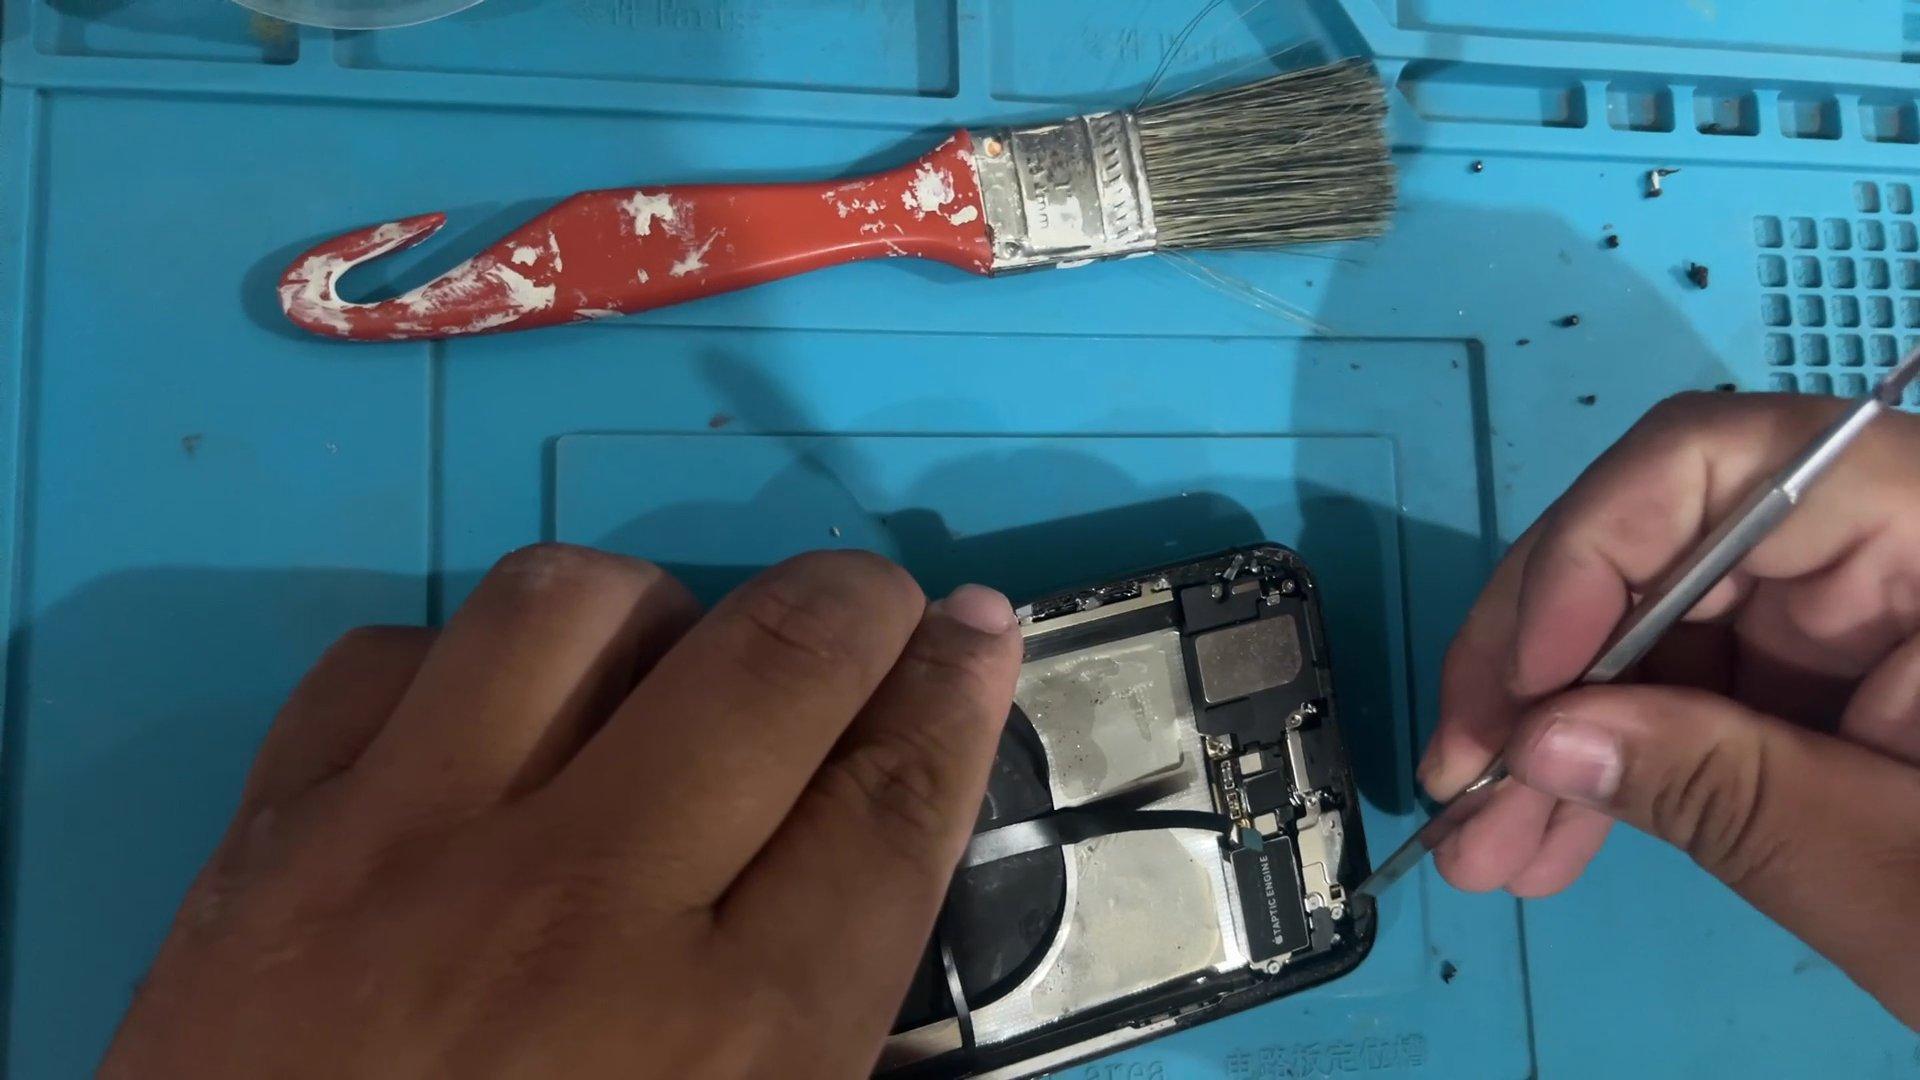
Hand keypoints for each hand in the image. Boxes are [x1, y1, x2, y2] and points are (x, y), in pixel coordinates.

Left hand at [98, 547, 1022, 1078]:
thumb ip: (852, 956)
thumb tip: (907, 766)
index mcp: (739, 1043)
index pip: (895, 792)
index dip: (958, 683)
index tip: (980, 622)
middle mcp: (581, 924)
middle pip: (776, 661)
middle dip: (858, 598)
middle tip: (876, 602)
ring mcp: (398, 869)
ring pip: (576, 606)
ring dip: (662, 607)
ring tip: (674, 664)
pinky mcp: (257, 852)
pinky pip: (393, 655)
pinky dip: (470, 660)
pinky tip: (500, 725)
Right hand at [1422, 392, 1919, 1025]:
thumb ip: (1736, 796)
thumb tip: (1536, 742)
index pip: (1724, 465)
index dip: (1588, 554)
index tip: (1521, 682)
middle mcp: (1883, 549)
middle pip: (1635, 560)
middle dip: (1524, 676)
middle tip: (1458, 777)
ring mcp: (1834, 616)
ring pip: (1621, 637)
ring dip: (1534, 738)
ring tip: (1484, 841)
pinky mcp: (1803, 676)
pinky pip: (1653, 692)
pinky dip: (1583, 763)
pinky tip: (1539, 833)